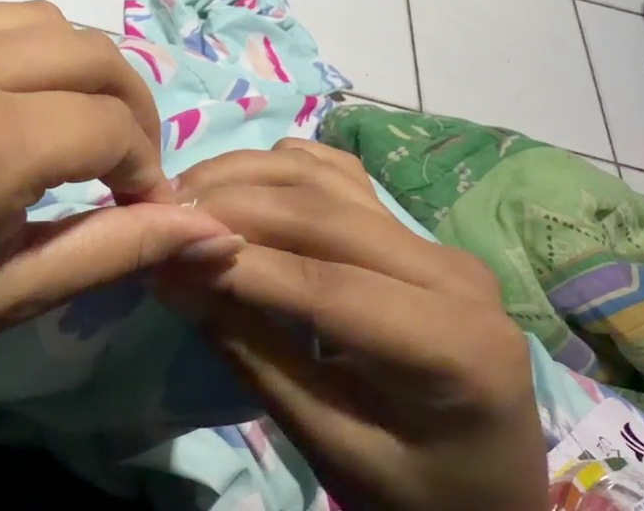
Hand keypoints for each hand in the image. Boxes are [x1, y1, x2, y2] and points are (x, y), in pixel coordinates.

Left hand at [0, 0, 238, 480]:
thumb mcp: (2, 297)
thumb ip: (112, 250)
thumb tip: (213, 231)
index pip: (116, 127)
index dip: (147, 174)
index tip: (138, 214)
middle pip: (95, 54)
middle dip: (128, 110)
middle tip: (115, 169)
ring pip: (44, 19)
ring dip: (76, 71)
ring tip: (62, 130)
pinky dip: (15, 47)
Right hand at [156, 140, 546, 510]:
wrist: (486, 488)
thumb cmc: (413, 488)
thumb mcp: (331, 444)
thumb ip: (251, 353)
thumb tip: (169, 275)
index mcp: (453, 346)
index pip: (327, 286)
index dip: (238, 264)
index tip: (161, 254)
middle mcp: (452, 273)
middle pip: (321, 213)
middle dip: (230, 206)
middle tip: (157, 213)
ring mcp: (434, 241)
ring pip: (323, 177)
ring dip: (245, 174)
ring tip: (182, 193)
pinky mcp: (411, 229)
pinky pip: (338, 174)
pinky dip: (279, 165)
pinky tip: (235, 182)